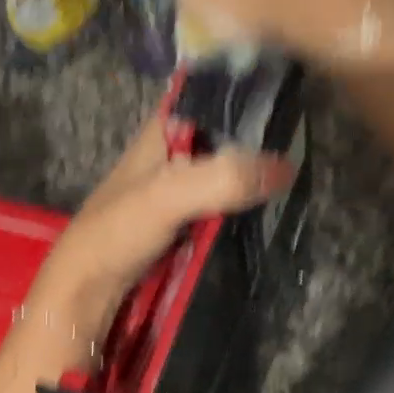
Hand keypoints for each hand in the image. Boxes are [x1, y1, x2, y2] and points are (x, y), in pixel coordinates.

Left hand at [30, 115, 294, 336]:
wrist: (85, 292)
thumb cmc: (116, 233)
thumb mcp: (168, 195)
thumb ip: (222, 178)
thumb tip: (287, 168)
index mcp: (161, 134)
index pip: (213, 100)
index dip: (250, 100)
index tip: (295, 104)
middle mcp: (172, 158)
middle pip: (225, 142)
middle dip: (259, 149)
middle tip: (307, 152)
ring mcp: (178, 196)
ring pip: (226, 179)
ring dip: (254, 185)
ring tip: (298, 185)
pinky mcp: (183, 229)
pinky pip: (221, 213)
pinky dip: (240, 215)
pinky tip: (269, 216)